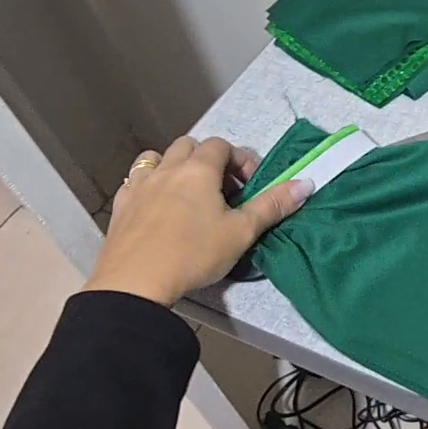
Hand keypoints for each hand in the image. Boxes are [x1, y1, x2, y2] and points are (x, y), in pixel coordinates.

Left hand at [82, 137, 311, 305]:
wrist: (135, 282)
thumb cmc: (194, 254)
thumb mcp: (241, 232)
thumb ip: (272, 206)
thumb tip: (306, 183)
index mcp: (199, 170)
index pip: (221, 146)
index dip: (239, 160)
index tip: (249, 187)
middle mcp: (167, 169)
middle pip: (189, 145)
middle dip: (208, 160)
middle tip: (222, 190)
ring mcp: (140, 185)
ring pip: (157, 158)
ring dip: (175, 166)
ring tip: (187, 194)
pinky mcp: (121, 205)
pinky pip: (136, 181)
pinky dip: (150, 184)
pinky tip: (157, 207)